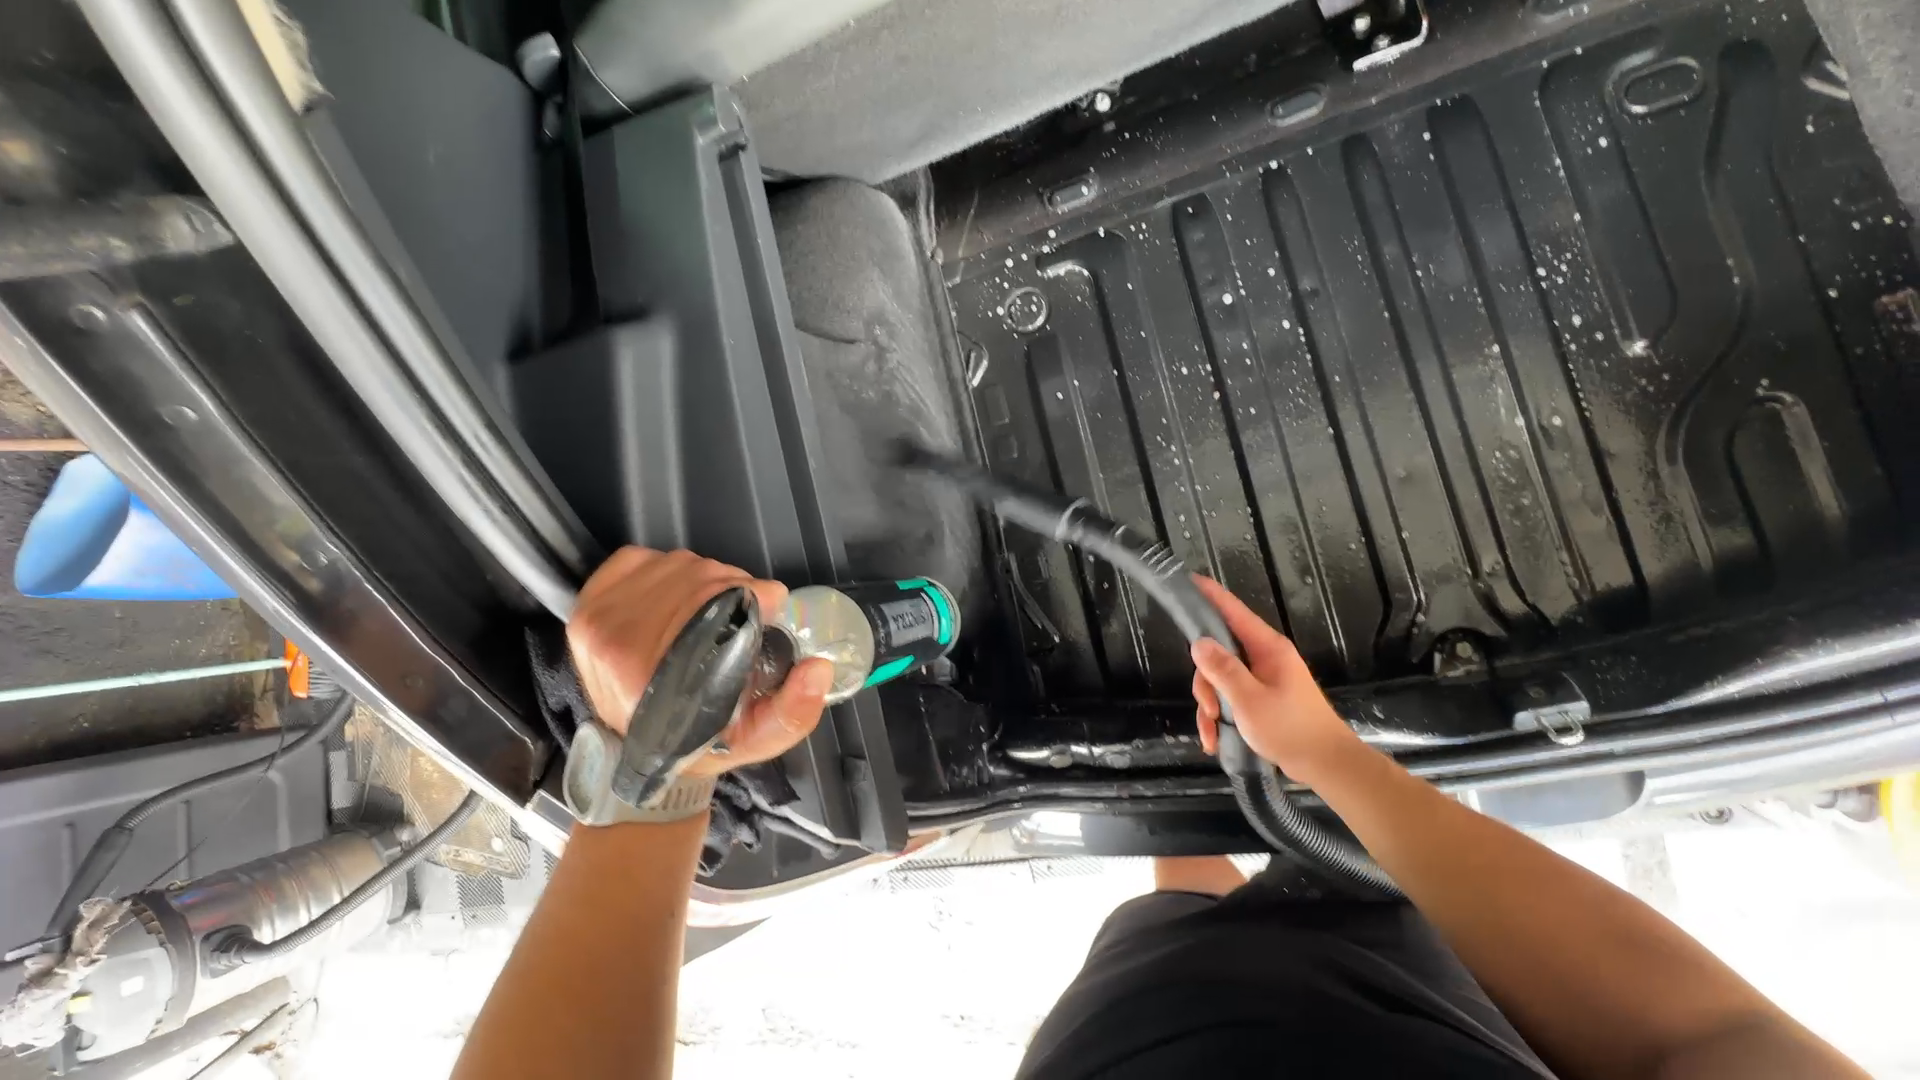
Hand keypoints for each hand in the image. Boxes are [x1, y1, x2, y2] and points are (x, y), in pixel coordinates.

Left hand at [566, 547, 834, 777]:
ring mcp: (598, 617)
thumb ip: (793, 712)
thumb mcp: (756, 739)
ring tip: (719, 605)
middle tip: (751, 609)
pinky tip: (680, 593)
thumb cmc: (702, 741)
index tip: (770, 609)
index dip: (752, 599)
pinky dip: (668, 567)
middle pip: (697, 580)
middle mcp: (614, 641)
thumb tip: (818, 669)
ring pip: (676, 565)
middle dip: (737, 586)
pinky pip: (642, 557)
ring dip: (708, 576)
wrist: (643, 748)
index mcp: (648, 678)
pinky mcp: (590, 600)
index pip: (711, 606)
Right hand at [1188, 576, 1366, 785]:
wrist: (1326, 765)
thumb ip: (1222, 669)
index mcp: (1267, 649)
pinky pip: (1230, 699)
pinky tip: (1216, 740)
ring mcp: (1263, 680)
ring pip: (1220, 680)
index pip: (1234, 612)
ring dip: (1210, 706)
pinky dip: (1220, 719)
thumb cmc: (1291, 728)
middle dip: (1206, 683)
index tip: (1190, 580)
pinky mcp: (1261, 700)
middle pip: (1218, 654)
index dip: (1211, 596)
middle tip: (1209, 708)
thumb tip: (1199, 642)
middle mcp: (1264, 658)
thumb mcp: (1249, 700)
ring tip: (1213, 733)